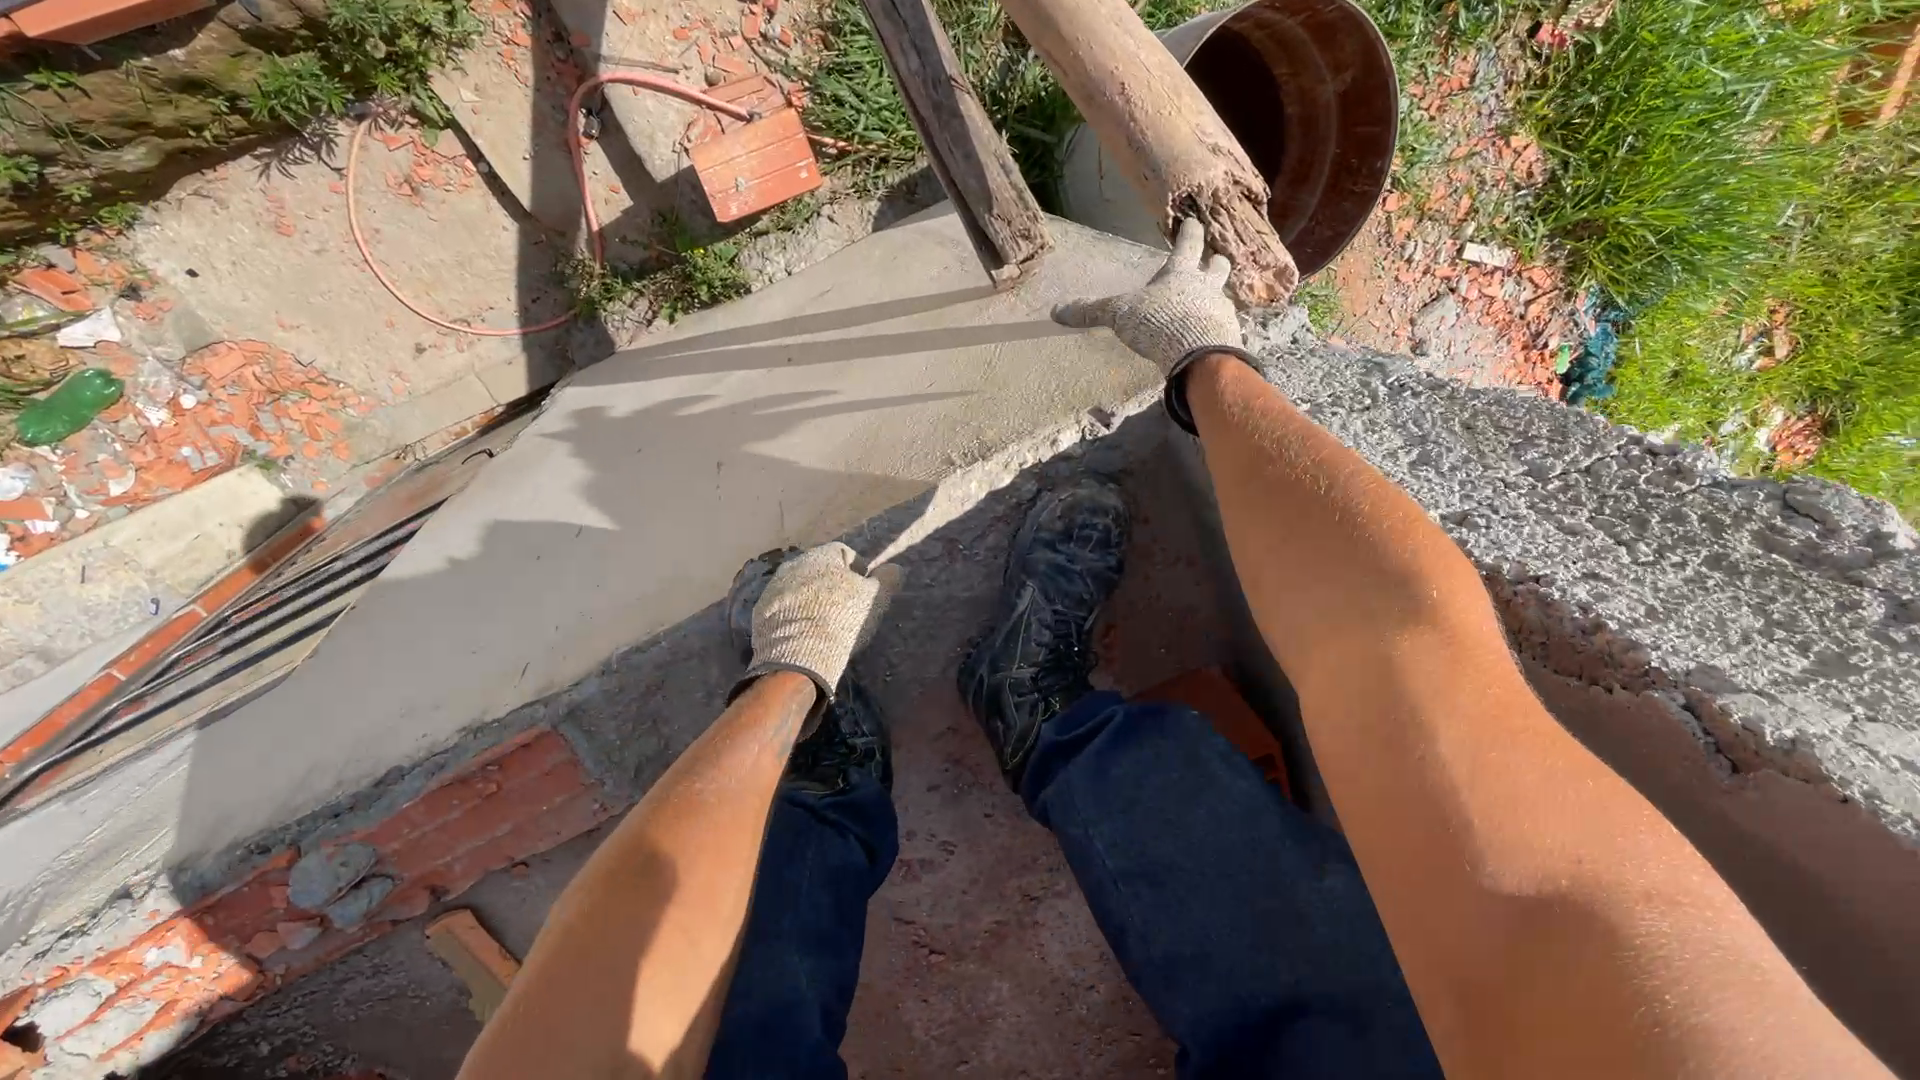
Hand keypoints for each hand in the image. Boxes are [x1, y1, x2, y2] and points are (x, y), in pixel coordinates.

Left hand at [740, 542, 900, 700]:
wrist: (798, 655)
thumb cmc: (842, 619)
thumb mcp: (874, 599)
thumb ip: (887, 579)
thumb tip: (895, 567)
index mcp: (822, 555)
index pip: (845, 554)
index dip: (858, 571)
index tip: (864, 592)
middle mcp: (794, 563)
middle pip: (819, 570)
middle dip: (831, 584)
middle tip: (844, 609)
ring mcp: (773, 587)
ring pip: (798, 588)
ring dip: (810, 599)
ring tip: (822, 623)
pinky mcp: (760, 611)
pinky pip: (782, 608)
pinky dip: (793, 615)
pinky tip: (803, 633)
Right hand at [1053, 217, 1241, 376]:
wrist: (1199, 356)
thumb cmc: (1160, 323)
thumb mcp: (1120, 315)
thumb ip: (1092, 312)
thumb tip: (1057, 311)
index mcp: (1180, 273)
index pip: (1188, 244)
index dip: (1189, 232)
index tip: (1192, 222)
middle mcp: (1205, 287)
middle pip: (1218, 267)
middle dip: (1215, 263)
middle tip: (1213, 261)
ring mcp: (1220, 311)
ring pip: (1222, 296)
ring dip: (1215, 298)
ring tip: (1206, 306)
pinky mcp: (1228, 335)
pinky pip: (1223, 326)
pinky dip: (1216, 328)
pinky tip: (1207, 337)